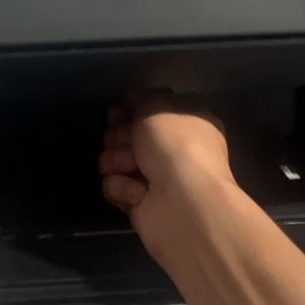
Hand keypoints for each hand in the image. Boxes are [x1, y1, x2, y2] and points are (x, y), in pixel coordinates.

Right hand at [99, 92, 235, 245]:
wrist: (183, 204)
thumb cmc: (175, 146)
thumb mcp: (156, 107)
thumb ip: (141, 99)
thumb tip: (132, 101)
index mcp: (188, 123)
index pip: (152, 110)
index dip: (131, 109)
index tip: (117, 111)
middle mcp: (174, 150)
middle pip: (130, 134)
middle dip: (120, 136)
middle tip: (122, 140)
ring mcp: (157, 179)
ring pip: (116, 159)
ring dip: (117, 160)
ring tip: (129, 166)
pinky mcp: (141, 204)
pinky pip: (116, 186)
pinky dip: (122, 187)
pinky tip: (137, 193)